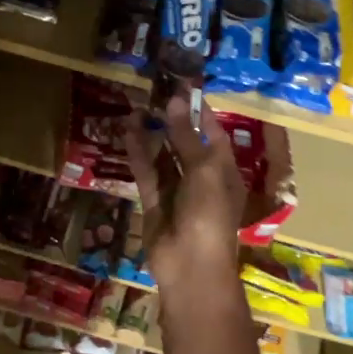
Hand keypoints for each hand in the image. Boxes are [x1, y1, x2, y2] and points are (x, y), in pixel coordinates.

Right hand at [123, 93, 245, 292]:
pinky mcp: (154, 202)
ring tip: (137, 106)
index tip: (182, 87)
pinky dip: (138, 153)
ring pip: (163, 156)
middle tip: (154, 92)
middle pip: (186, 143)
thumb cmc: (209, 214)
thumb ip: (187, 136)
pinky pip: (147, 172)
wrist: (190, 266)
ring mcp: (177, 191)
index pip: (214, 135)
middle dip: (173, 120)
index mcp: (224, 172)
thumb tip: (175, 101)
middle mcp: (202, 178)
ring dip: (152, 134)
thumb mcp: (203, 169)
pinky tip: (128, 131)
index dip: (200, 112)